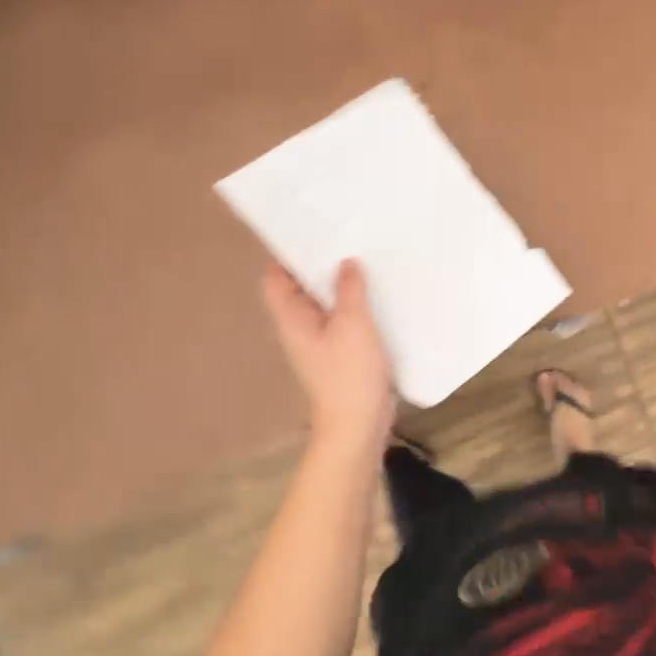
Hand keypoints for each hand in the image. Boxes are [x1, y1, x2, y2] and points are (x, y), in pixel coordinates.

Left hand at [262, 259, 395, 454]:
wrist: (358, 423)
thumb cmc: (349, 372)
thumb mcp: (353, 323)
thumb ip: (349, 289)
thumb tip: (346, 262)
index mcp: (292, 318)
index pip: (276, 278)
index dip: (287, 255)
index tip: (311, 233)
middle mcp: (300, 328)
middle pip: (301, 289)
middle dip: (320, 267)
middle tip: (346, 241)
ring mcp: (320, 344)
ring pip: (325, 306)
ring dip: (342, 288)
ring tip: (367, 264)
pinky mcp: (341, 355)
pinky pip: (343, 322)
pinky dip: (356, 309)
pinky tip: (379, 300)